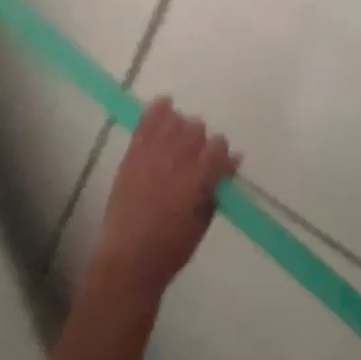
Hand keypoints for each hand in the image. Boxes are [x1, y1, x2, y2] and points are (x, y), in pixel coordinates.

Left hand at [90, 97, 238, 296]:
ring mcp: (151, 156)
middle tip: (197, 155)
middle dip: (200, 140)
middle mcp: (175, 162)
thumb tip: (232, 162)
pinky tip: (164, 102)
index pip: (217, 149)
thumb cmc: (171, 248)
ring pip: (173, 123)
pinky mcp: (132, 157)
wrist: (128, 257)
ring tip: (180, 134)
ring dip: (181, 126)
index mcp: (197, 181)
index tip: (220, 162)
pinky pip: (145, 124)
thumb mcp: (203, 222)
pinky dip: (156, 111)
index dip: (221, 154)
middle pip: (195, 130)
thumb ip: (217, 189)